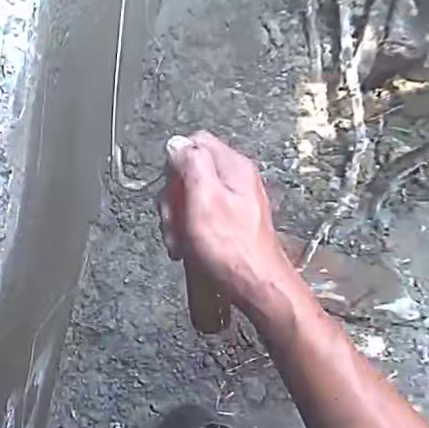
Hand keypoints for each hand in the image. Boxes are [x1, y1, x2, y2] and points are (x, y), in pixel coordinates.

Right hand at [157, 131, 297, 316]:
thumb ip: (191, 164)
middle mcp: (235, 180)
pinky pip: (199, 216)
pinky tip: (188, 246)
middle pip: (189, 171)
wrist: (256, 284)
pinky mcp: (229, 222)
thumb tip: (176, 144)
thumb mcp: (204, 199)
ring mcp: (233, 201)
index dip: (174, 165)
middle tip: (175, 220)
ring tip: (181, 239)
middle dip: (173, 197)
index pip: (194, 142)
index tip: (172, 190)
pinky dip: (188, 231)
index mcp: (232, 167)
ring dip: (178, 219)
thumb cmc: (233, 249)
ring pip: (190, 196)